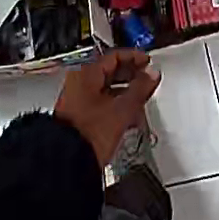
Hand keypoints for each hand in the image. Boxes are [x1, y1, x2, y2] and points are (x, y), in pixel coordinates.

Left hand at [53, 48, 159, 167]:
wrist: (66, 163)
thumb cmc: (88, 134)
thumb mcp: (122, 108)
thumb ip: (140, 88)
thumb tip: (151, 74)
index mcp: (85, 74)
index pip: (114, 56)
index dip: (134, 57)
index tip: (147, 62)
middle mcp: (78, 84)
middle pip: (109, 72)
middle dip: (131, 76)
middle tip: (146, 79)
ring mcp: (76, 101)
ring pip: (106, 89)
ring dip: (125, 93)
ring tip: (141, 101)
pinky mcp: (77, 118)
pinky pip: (100, 103)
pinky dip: (116, 106)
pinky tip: (127, 118)